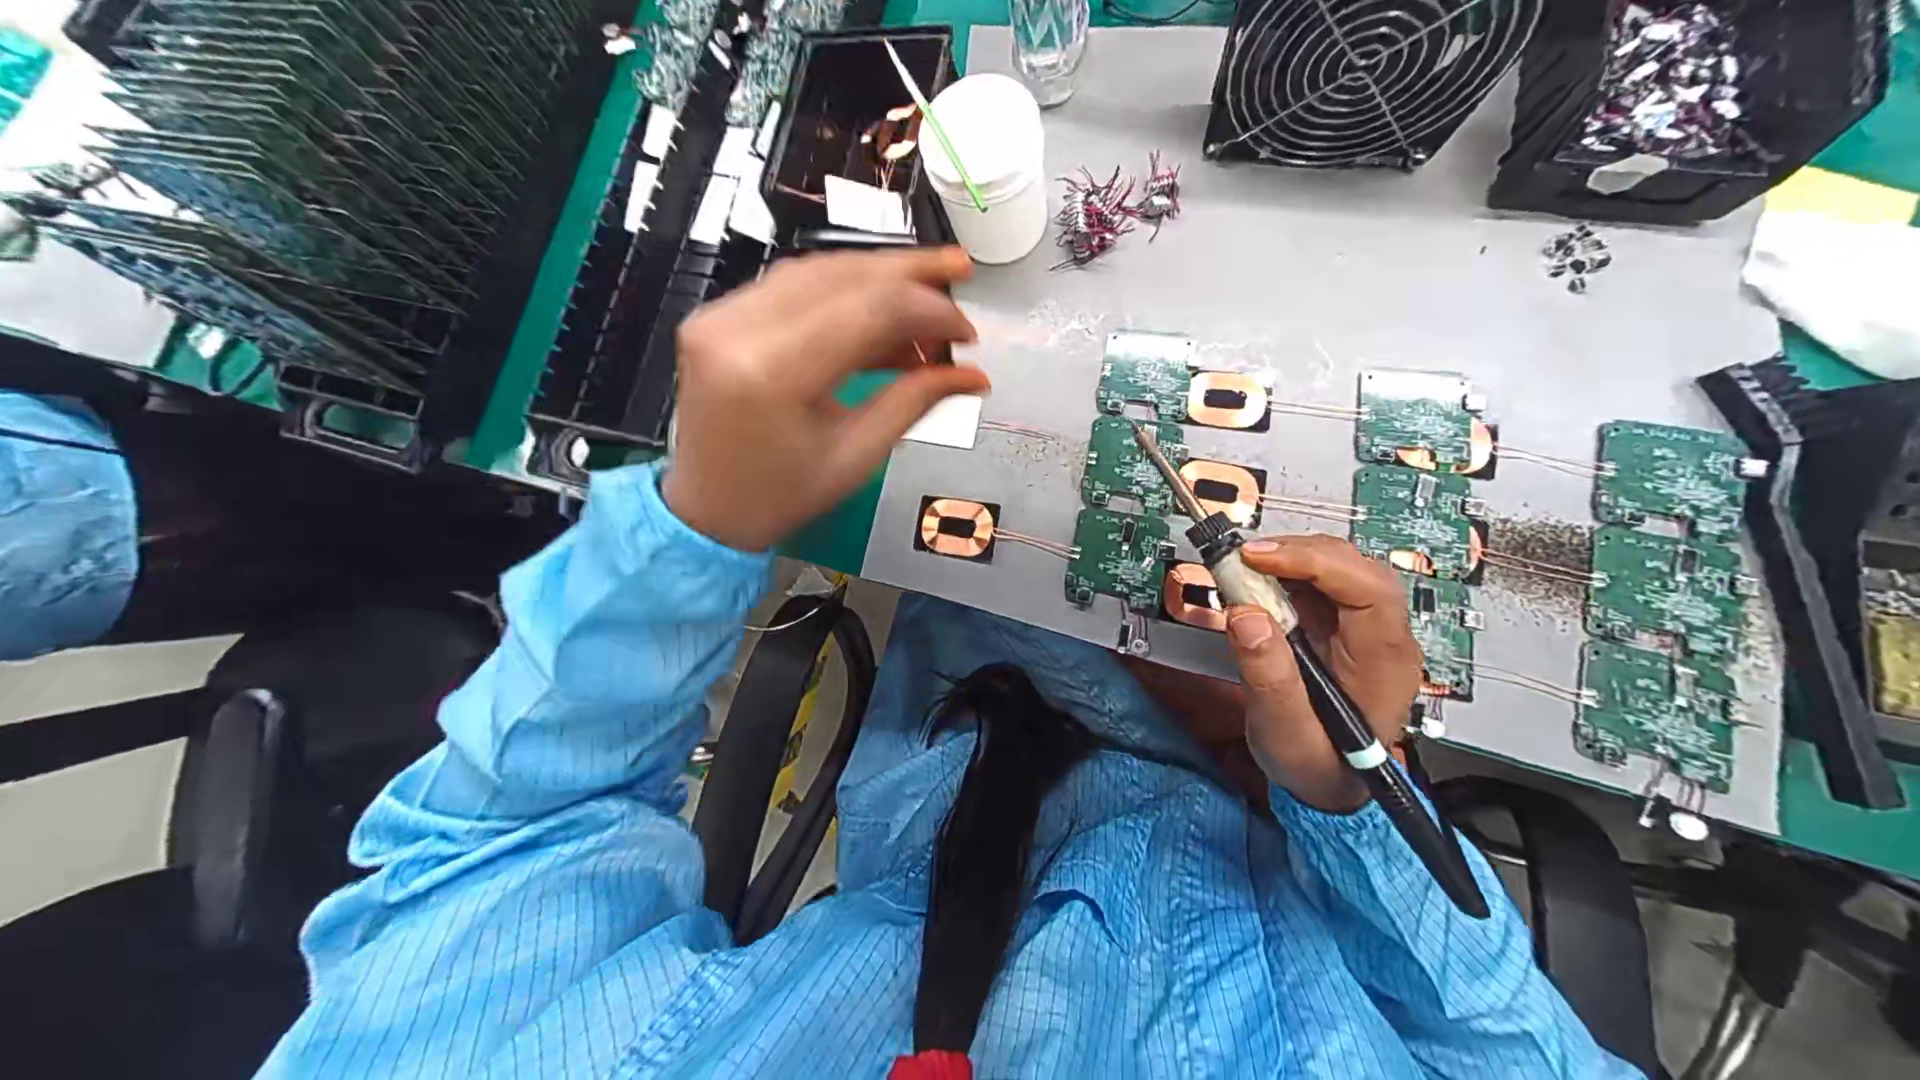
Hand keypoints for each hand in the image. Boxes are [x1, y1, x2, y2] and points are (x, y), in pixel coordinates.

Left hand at [661, 248, 988, 550]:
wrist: (709, 510)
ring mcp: (721, 317)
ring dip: (880, 277)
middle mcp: (737, 330)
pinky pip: (794, 285)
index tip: (965, 331)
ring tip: (928, 294)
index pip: (868, 308)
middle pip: (842, 274)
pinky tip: (881, 310)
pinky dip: (845, 290)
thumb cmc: (781, 497)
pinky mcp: (720, 316)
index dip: (928, 309)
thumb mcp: (857, 456)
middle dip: (910, 274)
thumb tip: (972, 375)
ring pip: (819, 270)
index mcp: (773, 375)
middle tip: (959, 272)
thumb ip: (914, 401)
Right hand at [1223, 536, 1421, 812]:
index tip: (1258, 558)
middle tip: (1241, 559)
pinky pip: (1314, 582)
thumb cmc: (1319, 765)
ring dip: (1285, 559)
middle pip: (1353, 567)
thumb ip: (1269, 680)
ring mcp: (1360, 627)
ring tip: (1241, 570)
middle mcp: (1381, 636)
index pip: (1366, 588)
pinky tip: (1254, 582)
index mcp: (1383, 661)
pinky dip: (1280, 573)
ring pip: (1334, 567)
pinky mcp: (1336, 624)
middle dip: (1295, 553)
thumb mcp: (1287, 734)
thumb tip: (1246, 617)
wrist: (1329, 782)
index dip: (1313, 562)